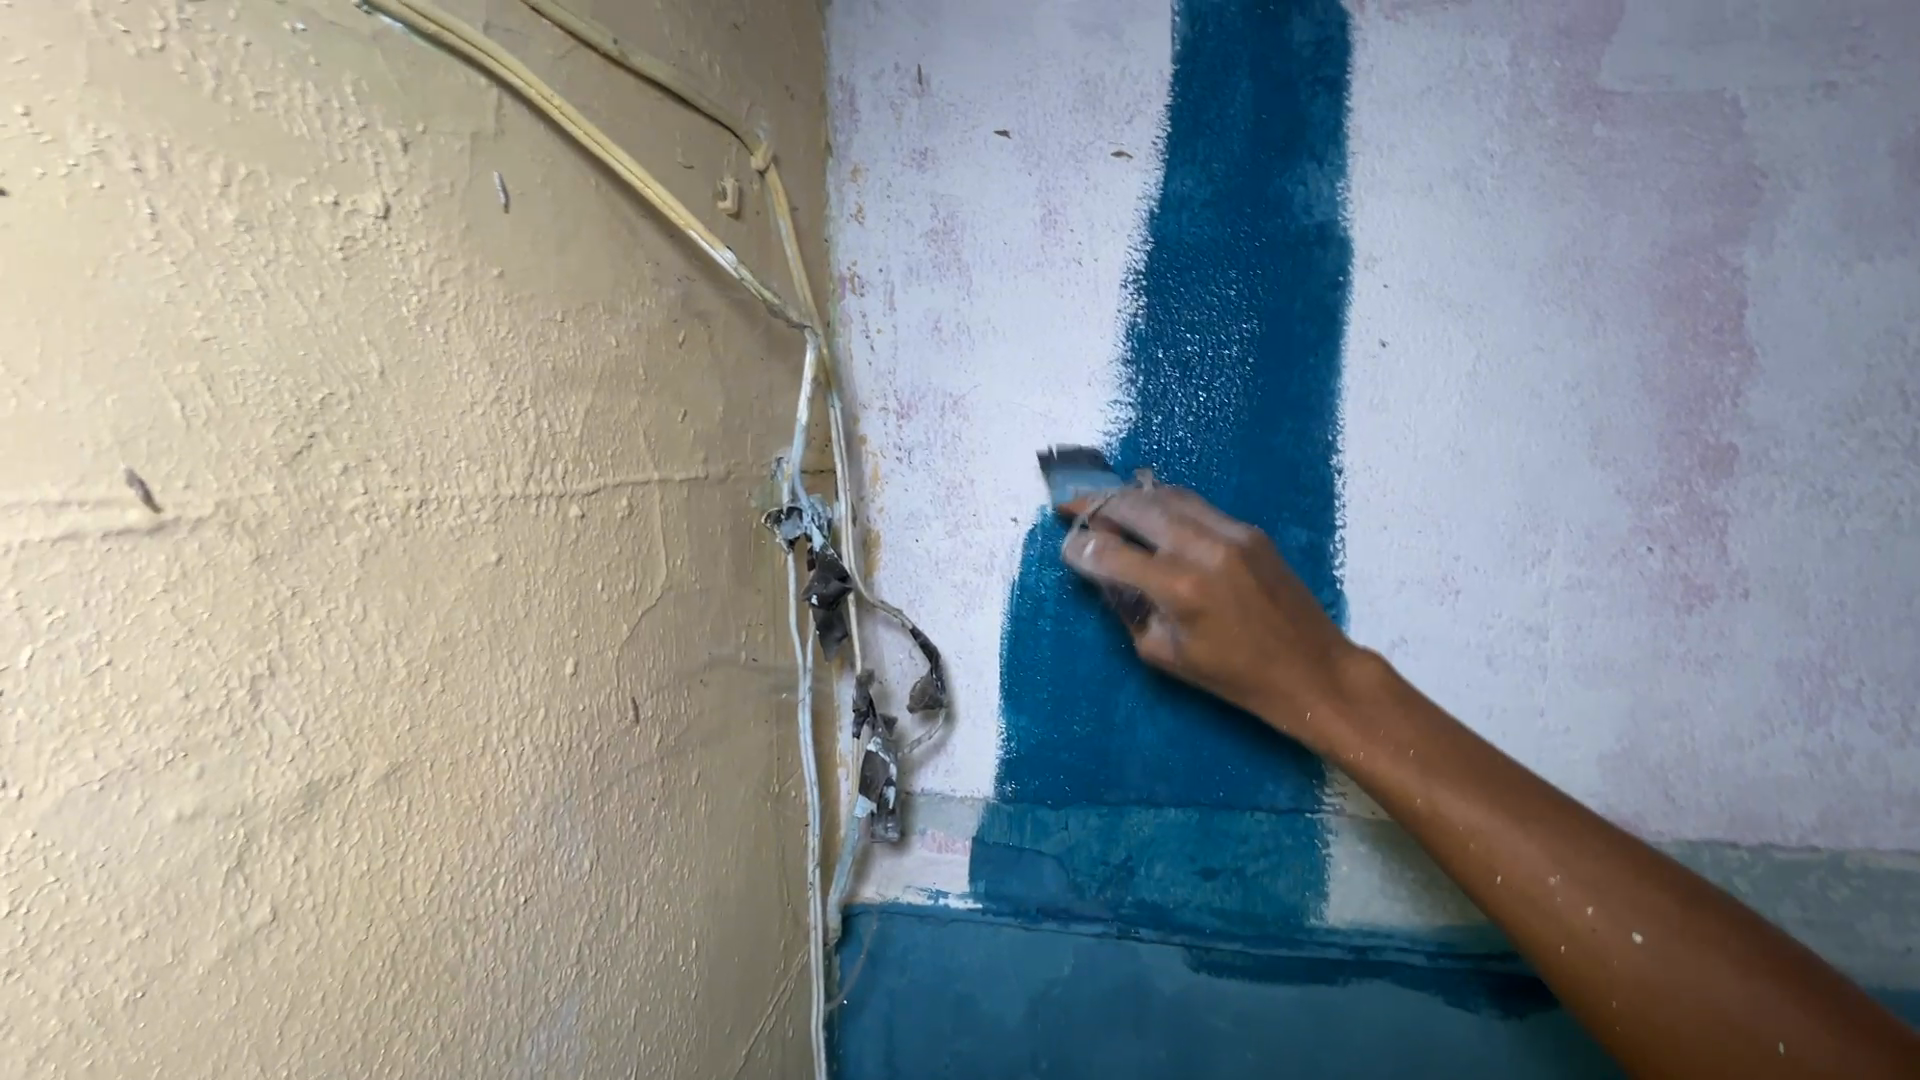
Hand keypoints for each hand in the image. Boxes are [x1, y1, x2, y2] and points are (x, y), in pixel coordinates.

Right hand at [1059, 485, 1358, 741]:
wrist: (1312, 668)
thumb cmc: (1233, 676)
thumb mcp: (1163, 654)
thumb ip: (1128, 608)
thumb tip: (1103, 573)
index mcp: (1178, 588)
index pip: (1110, 553)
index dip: (1079, 547)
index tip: (1065, 546)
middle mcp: (1202, 548)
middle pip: (1134, 506)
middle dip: (1096, 505)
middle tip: (1069, 507)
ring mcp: (1230, 532)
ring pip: (1165, 494)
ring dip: (1128, 496)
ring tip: (1103, 503)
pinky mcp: (1248, 529)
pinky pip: (1193, 503)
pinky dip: (1162, 502)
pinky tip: (1147, 510)